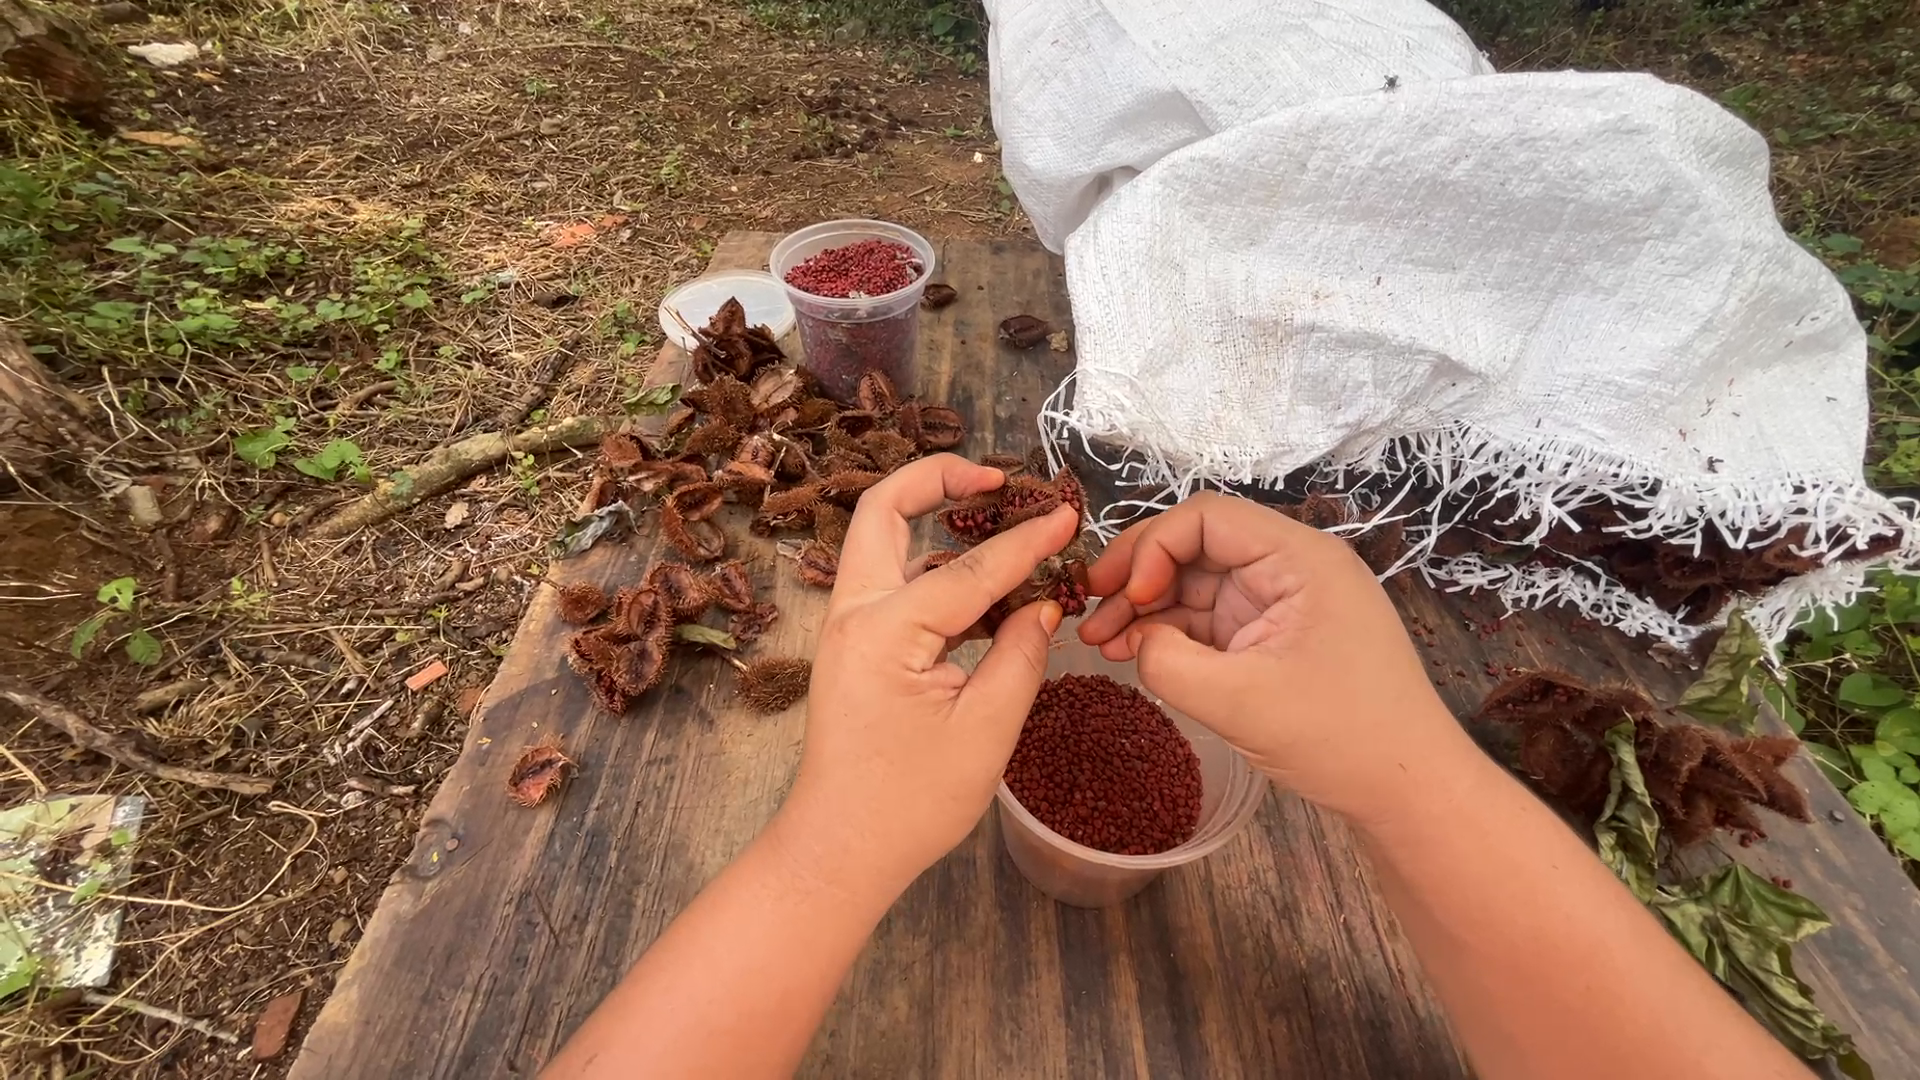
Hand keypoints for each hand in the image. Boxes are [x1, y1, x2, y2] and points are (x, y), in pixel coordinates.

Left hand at [776, 454, 1080, 891]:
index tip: (1067, 517)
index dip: (1026, 543)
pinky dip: (936, 571)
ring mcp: (848, 627)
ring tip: (999, 523)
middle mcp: (854, 614)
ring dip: (936, 522)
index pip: (969, 570)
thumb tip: (1044, 606)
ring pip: (884, 542)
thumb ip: (1019, 658)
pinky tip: (983, 589)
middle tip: (993, 475)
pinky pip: (896, 584)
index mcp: (884, 631)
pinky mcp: (857, 645)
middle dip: (936, 479)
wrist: (840, 849)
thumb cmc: (909, 804)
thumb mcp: (984, 733)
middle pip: (882, 511)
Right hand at [1076, 492, 1469, 825]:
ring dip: (1142, 609)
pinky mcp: (1265, 634)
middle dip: (1136, 576)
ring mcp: (1274, 602)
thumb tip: (1134, 640)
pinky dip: (1164, 634)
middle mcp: (1286, 567)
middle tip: (1087, 606)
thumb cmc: (1341, 739)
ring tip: (1097, 640)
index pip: (1206, 518)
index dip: (1154, 549)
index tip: (1128, 598)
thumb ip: (1169, 663)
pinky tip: (1128, 653)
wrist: (1405, 794)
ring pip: (1191, 584)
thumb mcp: (1242, 702)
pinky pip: (1203, 619)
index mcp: (1298, 558)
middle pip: (1193, 546)